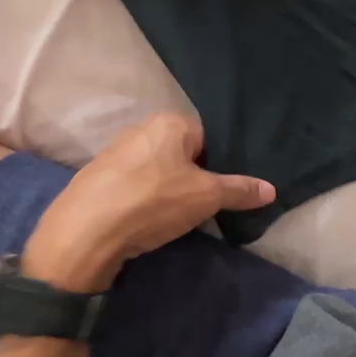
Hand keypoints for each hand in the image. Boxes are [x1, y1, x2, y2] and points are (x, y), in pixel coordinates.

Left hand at [22, 114, 273, 289]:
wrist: (84, 234)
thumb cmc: (152, 202)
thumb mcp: (206, 197)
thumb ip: (239, 190)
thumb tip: (271, 189)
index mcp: (169, 122)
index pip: (207, 135)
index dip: (219, 162)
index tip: (223, 188)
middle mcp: (140, 129)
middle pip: (180, 152)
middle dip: (193, 175)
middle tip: (205, 204)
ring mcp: (113, 154)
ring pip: (155, 169)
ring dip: (166, 189)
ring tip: (175, 217)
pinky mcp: (95, 180)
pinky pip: (131, 185)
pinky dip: (142, 200)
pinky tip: (145, 222)